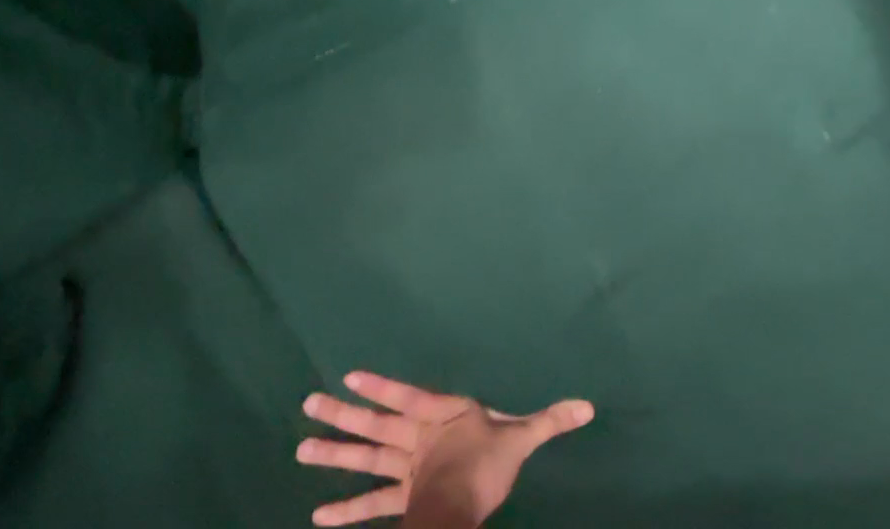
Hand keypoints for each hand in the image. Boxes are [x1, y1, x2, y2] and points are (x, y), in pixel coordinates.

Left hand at [297, 371, 593, 527]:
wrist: (462, 509)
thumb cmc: (488, 465)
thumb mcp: (523, 437)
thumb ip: (550, 420)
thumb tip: (588, 406)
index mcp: (444, 416)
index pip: (410, 396)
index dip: (382, 386)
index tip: (349, 374)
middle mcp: (418, 439)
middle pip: (376, 425)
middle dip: (342, 414)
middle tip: (308, 402)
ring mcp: (405, 470)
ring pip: (365, 458)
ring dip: (334, 454)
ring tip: (301, 449)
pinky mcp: (401, 499)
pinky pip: (371, 504)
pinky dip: (346, 510)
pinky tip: (318, 515)